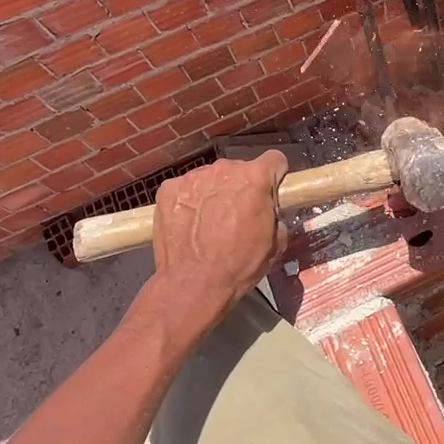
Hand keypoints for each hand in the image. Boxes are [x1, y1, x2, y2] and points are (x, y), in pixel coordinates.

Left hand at [149, 151, 288, 321]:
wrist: (193, 284)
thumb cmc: (238, 266)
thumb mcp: (274, 242)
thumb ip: (273, 215)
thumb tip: (266, 211)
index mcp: (255, 178)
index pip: (274, 159)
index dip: (274, 176)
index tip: (269, 191)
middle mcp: (225, 169)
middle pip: (239, 169)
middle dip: (240, 188)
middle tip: (237, 215)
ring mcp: (193, 177)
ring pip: (211, 179)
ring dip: (214, 193)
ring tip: (209, 223)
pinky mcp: (168, 189)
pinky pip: (185, 189)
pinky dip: (189, 201)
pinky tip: (189, 224)